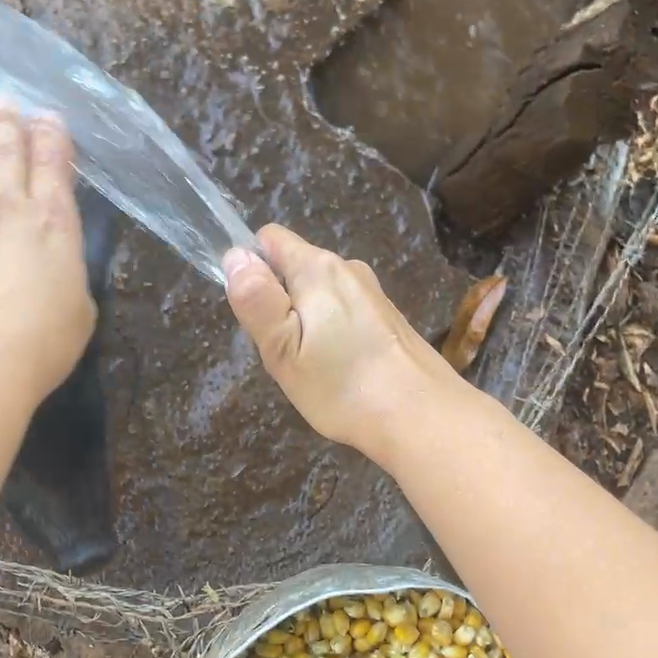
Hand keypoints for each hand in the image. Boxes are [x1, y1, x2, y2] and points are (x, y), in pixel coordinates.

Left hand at [0, 102, 96, 405]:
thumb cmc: (43, 339)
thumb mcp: (80, 306)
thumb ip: (68, 273)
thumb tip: (55, 263)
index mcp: (52, 221)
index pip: (52, 165)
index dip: (50, 137)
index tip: (46, 114)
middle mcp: (6, 212)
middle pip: (5, 157)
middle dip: (6, 124)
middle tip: (1, 98)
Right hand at [224, 225, 466, 456]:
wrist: (423, 418)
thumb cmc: (343, 386)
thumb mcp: (283, 349)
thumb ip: (256, 300)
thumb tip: (235, 255)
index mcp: (318, 268)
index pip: (269, 239)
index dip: (251, 269)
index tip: (259, 315)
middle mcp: (347, 268)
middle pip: (294, 269)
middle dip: (280, 304)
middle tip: (287, 353)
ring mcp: (372, 292)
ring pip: (319, 294)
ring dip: (306, 322)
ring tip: (315, 368)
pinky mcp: (387, 316)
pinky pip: (343, 312)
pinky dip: (333, 334)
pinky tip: (342, 372)